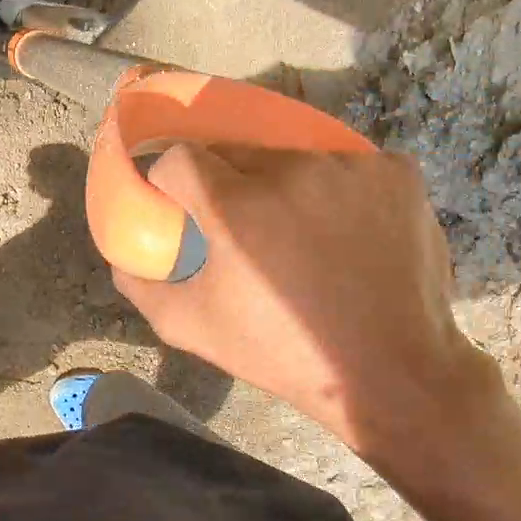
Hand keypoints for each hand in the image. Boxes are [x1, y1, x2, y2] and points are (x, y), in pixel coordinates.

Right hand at [114, 145, 496, 455]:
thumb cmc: (280, 352)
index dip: (170, 180)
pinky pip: (348, 166)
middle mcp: (291, 170)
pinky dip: (336, 190)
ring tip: (297, 232)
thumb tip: (123, 257)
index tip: (177, 205)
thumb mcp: (190, 328)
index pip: (180, 157)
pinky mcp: (397, 172)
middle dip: (226, 182)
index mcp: (235, 207)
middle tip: (238, 226)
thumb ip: (142, 286)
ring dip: (282, 184)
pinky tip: (342, 230)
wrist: (389, 370)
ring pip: (293, 156)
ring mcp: (350, 167)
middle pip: (236, 150)